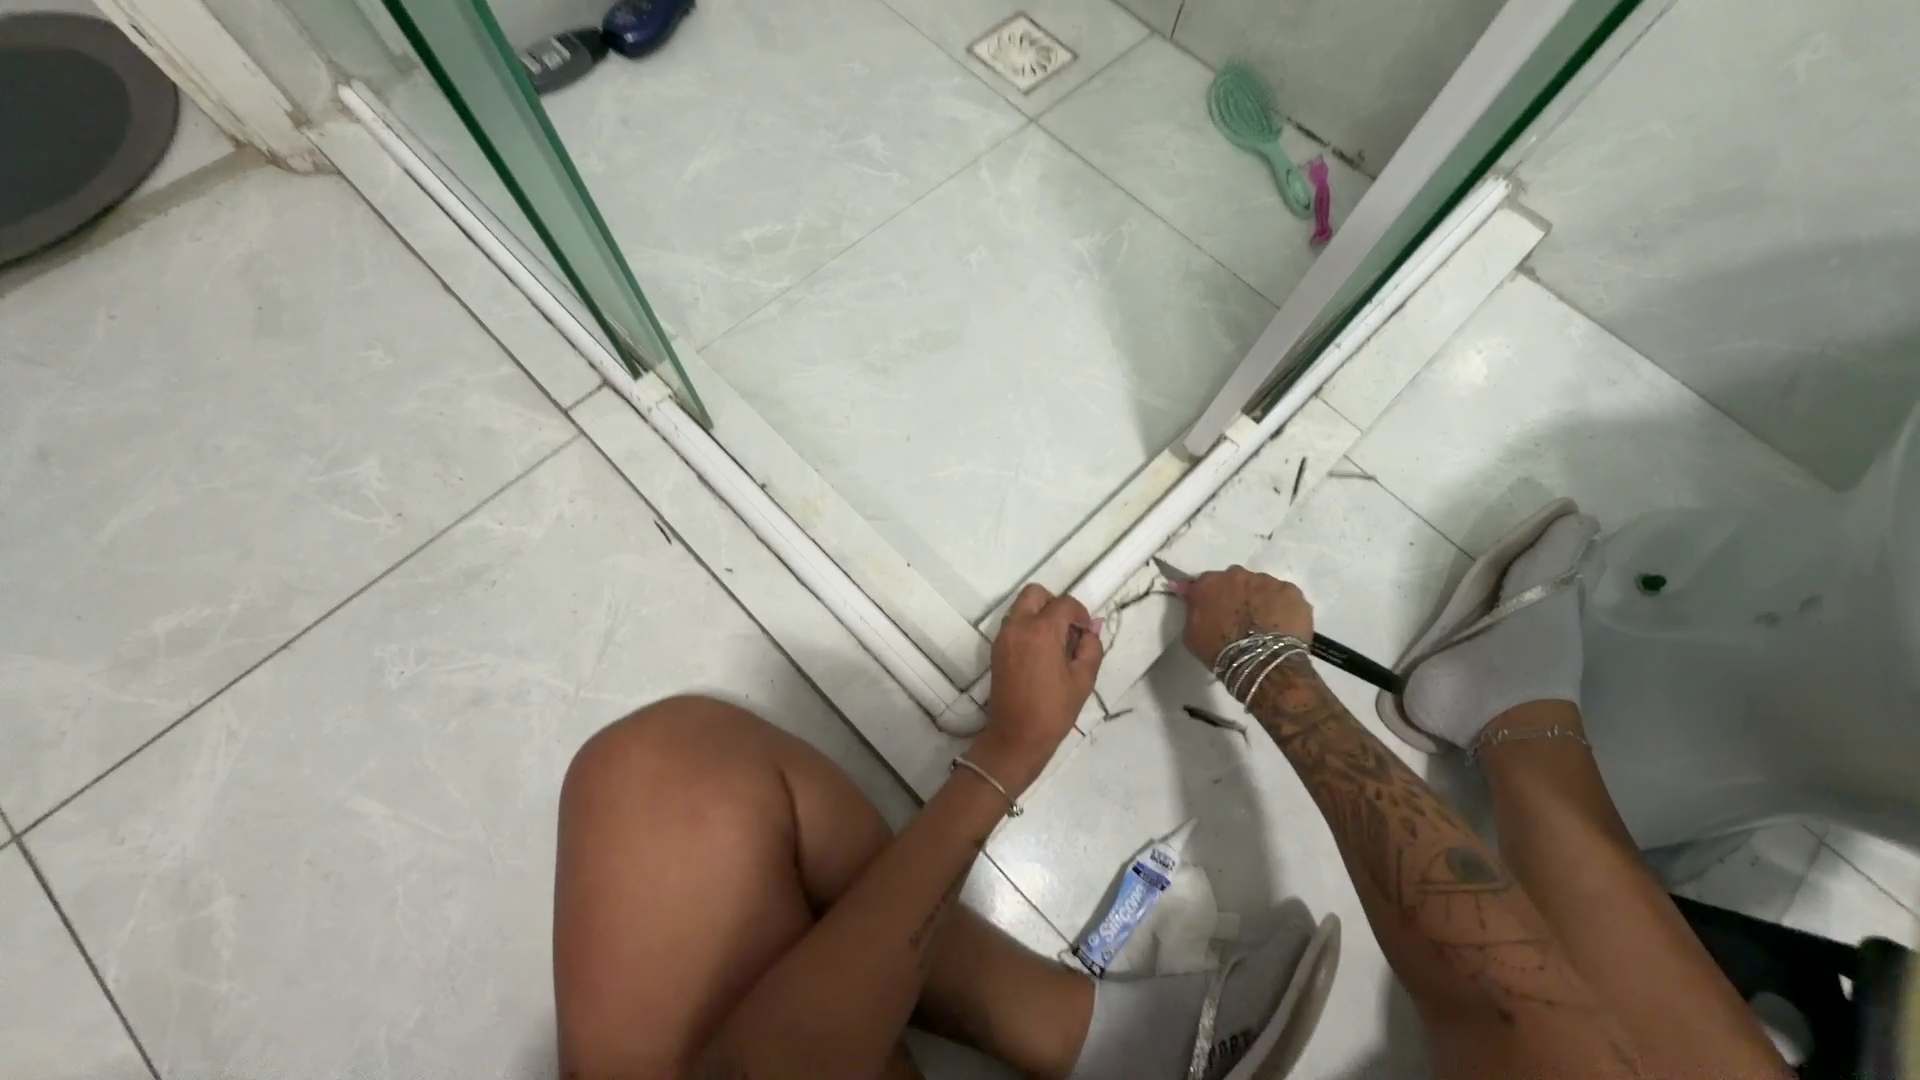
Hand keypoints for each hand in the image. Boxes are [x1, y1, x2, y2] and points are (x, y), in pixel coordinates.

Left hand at [970, 584, 1103, 796]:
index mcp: (1041, 631)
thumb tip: (1091, 629)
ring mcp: (1003, 636)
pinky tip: (1042, 652)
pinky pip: (1014, 623)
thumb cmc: (1053, 710)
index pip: (1064, 603)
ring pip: (1022, 606)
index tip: (1086, 633)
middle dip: (1055, 604)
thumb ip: (1091, 648)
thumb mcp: (1083, 680)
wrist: (1016, 736)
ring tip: (1056, 643)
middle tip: (1068, 629)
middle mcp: (1018, 626)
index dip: (1080, 613)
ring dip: (1040, 614)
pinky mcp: (996, 649)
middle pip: (1035, 593)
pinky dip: (1028, 626)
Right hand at [1174, 565, 1313, 669]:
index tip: (1212, 610)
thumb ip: (1191, 609)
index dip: (1209, 597)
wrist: (1261, 662)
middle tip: (1239, 618)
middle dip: (1237, 595)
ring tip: (1264, 625)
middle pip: (1235, 581)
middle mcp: (1238, 574)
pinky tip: (1281, 626)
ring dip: (1260, 600)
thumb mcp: (1191, 633)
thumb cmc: (1219, 650)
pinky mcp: (1292, 592)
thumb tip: (1191, 595)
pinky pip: (1284, 597)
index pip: (1205, 583)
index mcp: (1209, 582)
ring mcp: (1268, 581)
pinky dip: (1282, 608)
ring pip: (1262, 587)